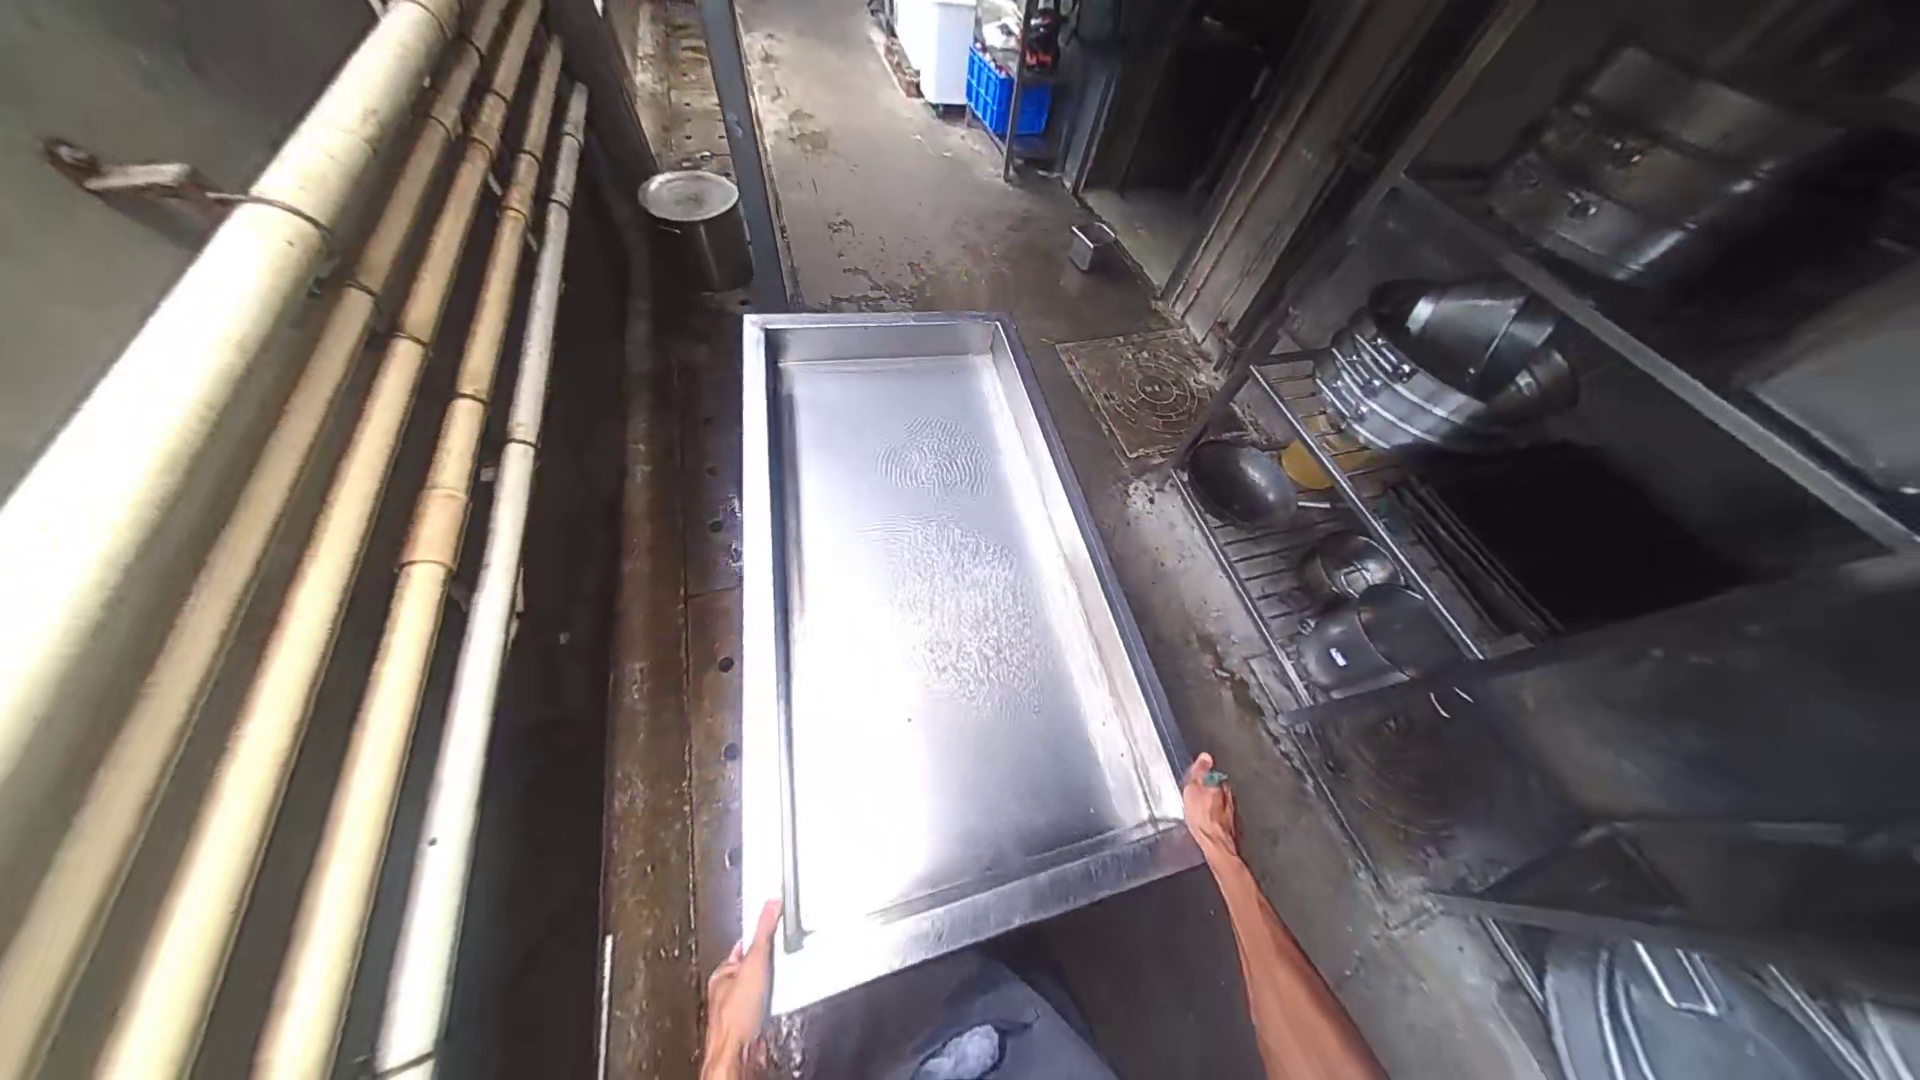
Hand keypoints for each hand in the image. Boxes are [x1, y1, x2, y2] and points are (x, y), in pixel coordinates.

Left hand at [702, 899, 781, 1077]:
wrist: (740, 1055)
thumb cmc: (735, 1015)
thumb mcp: (754, 961)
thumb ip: (763, 931)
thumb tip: (771, 904)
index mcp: (723, 974)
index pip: (745, 944)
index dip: (761, 935)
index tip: (776, 923)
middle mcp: (730, 991)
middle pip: (758, 964)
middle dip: (773, 960)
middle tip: (784, 954)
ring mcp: (742, 1008)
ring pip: (766, 984)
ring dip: (777, 982)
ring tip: (784, 978)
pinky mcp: (756, 1022)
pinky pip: (772, 1001)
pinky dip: (780, 998)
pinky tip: (782, 998)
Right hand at [1183, 752, 1239, 863]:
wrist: (1216, 846)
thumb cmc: (1203, 818)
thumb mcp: (1194, 790)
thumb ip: (1200, 773)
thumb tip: (1206, 756)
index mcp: (1222, 786)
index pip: (1212, 775)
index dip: (1201, 778)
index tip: (1193, 781)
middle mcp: (1231, 798)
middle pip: (1217, 789)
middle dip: (1208, 791)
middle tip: (1194, 795)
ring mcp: (1232, 814)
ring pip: (1220, 804)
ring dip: (1211, 805)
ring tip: (1199, 810)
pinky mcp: (1231, 827)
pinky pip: (1220, 817)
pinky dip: (1214, 817)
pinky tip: (1206, 822)